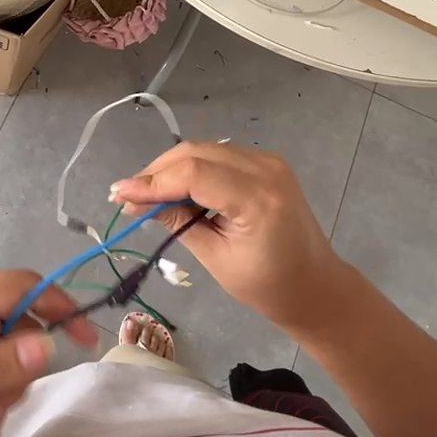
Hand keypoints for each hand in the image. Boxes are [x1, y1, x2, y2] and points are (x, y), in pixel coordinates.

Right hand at [111, 142, 348, 336]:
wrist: (317, 287)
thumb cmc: (269, 286)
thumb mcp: (216, 259)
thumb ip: (177, 223)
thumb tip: (135, 202)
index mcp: (258, 199)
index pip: (194, 173)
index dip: (152, 181)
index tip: (119, 194)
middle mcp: (266, 169)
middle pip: (195, 152)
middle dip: (156, 171)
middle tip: (127, 195)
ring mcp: (268, 160)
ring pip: (203, 148)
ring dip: (171, 167)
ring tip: (144, 193)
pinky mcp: (266, 161)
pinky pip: (217, 154)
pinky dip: (191, 167)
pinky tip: (174, 187)